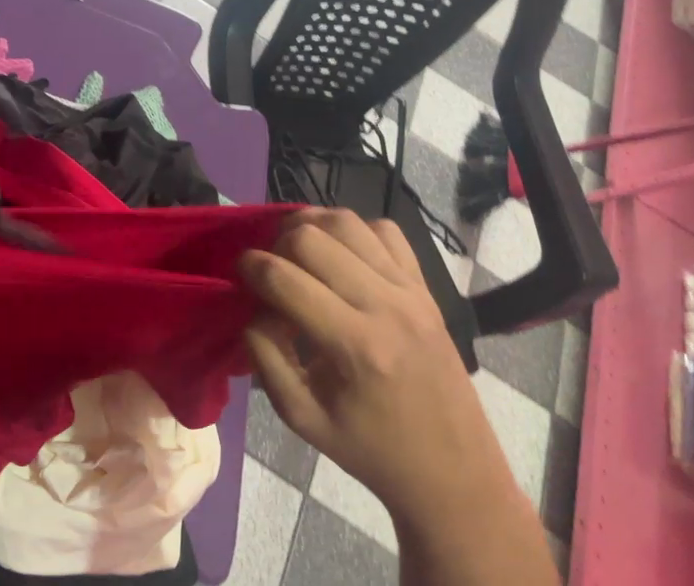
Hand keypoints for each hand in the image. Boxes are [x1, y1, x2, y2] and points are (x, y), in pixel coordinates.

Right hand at [240, 208, 516, 528]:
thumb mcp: (299, 415)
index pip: (283, 277)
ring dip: (311, 227)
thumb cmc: (369, 448)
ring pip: (347, 221)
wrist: (453, 471)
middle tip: (270, 270)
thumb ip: (265, 353)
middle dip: (275, 244)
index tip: (239, 276)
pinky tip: (340, 256)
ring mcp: (413, 292)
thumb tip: (256, 305)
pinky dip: (353, 231)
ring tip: (298, 253)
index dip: (248, 267)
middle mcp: (386, 307)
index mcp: (355, 346)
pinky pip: (385, 231)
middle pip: (311, 236)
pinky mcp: (427, 288)